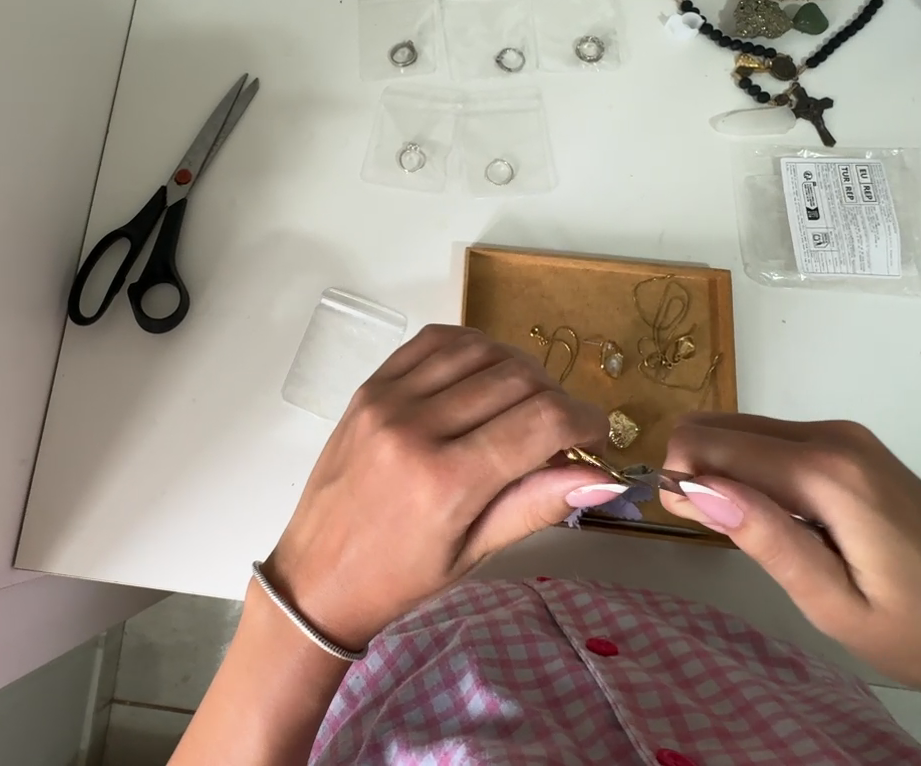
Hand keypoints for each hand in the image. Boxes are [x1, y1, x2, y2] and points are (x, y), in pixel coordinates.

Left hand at [265, 325, 612, 649]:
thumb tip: (603, 478)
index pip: (542, 421)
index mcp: (446, 480)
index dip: (585, 421)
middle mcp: (416, 426)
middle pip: (516, 377)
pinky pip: (432, 341)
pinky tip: (482, 373)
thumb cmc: (398, 578)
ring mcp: (387, 398)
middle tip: (559, 427)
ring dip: (517, 367)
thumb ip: (535, 505)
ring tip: (523, 400)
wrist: (317, 574)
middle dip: (556, 396)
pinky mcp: (369, 385)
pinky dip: (470, 347)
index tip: (594, 439)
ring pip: (478, 349)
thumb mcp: (473, 554)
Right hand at [658, 415, 920, 765]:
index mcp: (827, 472)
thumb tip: (694, 485)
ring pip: (740, 431)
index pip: (709, 443)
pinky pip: (771, 441)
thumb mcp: (837, 608)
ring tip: (748, 533)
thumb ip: (765, 540)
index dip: (678, 476)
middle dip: (695, 470)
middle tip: (716, 533)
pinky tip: (778, 518)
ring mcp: (846, 436)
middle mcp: (832, 435)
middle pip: (718, 427)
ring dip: (721, 471)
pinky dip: (750, 469)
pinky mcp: (854, 447)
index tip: (685, 522)